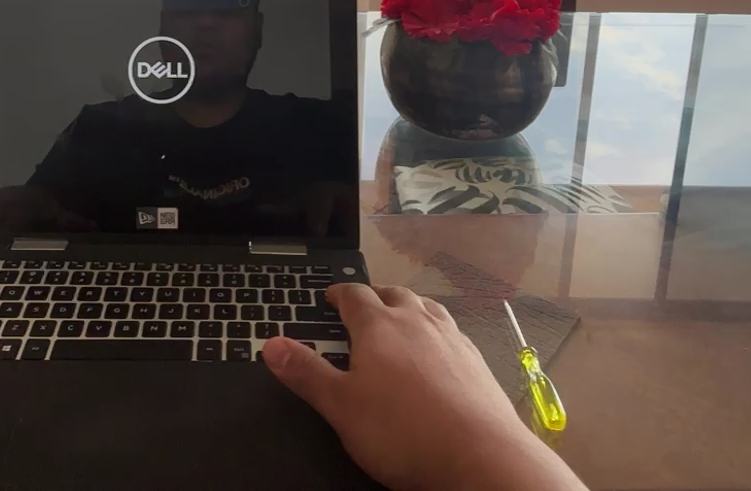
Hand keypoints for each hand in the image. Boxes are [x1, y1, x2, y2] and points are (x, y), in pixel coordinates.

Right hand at [261, 284, 585, 490]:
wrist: (481, 457)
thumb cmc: (402, 431)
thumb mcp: (341, 407)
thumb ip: (305, 373)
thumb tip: (269, 343)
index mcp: (377, 325)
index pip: (353, 295)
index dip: (338, 294)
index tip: (329, 298)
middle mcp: (414, 319)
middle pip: (391, 294)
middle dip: (374, 296)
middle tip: (362, 306)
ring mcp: (449, 336)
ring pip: (424, 307)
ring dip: (408, 306)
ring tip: (400, 316)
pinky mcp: (474, 358)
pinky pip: (450, 329)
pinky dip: (436, 330)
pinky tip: (437, 348)